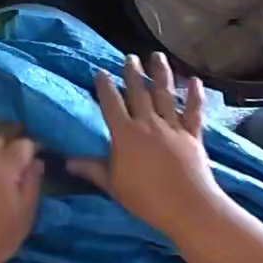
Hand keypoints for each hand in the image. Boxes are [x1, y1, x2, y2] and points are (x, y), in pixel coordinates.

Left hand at [0, 129, 42, 262]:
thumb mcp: (26, 214)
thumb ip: (32, 183)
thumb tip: (37, 161)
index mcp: (6, 166)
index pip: (25, 144)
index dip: (34, 151)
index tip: (38, 162)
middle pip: (3, 138)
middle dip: (14, 146)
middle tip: (21, 164)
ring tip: (2, 155)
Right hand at [70, 52, 229, 234]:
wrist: (187, 205)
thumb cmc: (145, 198)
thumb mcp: (113, 185)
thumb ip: (92, 169)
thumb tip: (67, 160)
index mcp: (125, 134)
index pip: (111, 104)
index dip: (105, 87)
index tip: (101, 72)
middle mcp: (148, 124)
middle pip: (138, 93)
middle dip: (133, 73)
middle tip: (130, 57)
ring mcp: (172, 127)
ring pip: (165, 95)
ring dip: (160, 74)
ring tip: (157, 56)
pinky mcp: (193, 135)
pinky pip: (194, 111)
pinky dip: (195, 95)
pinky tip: (194, 80)